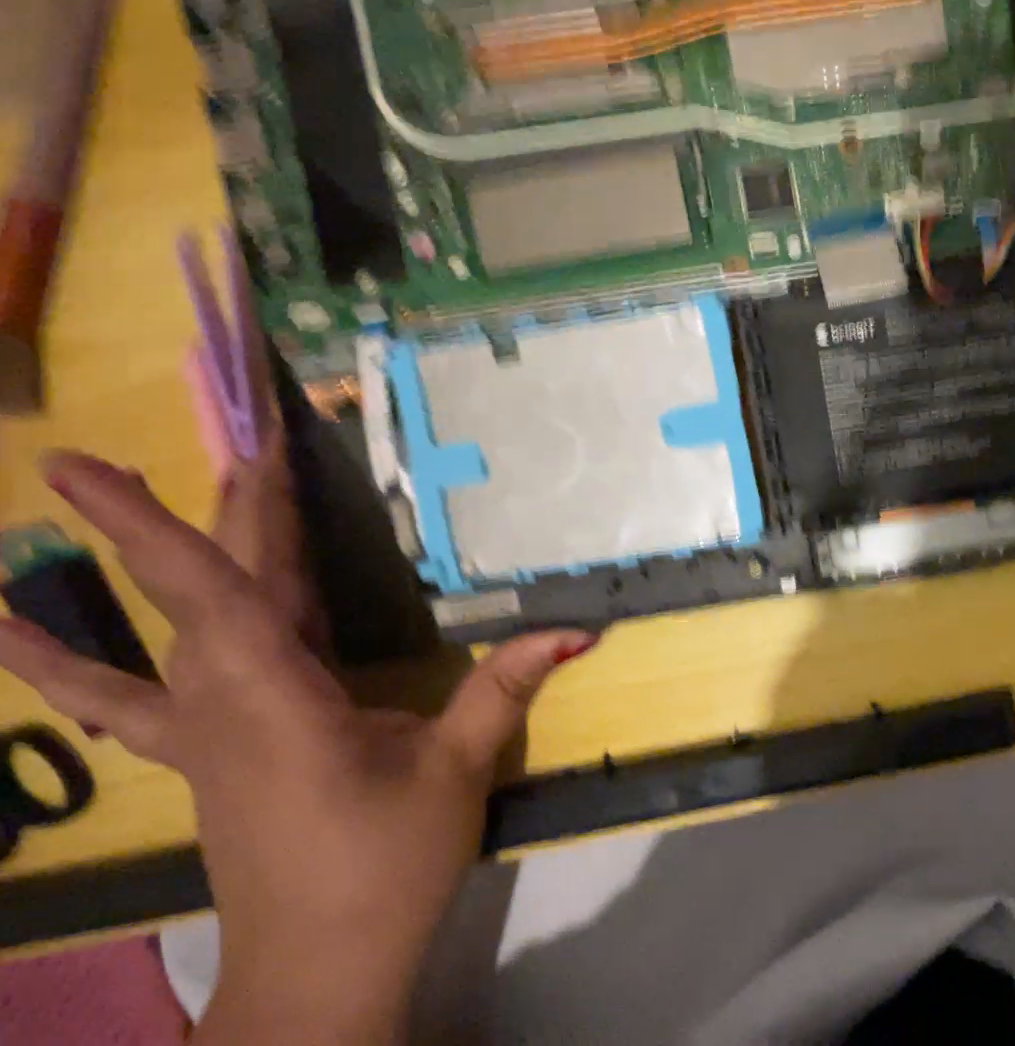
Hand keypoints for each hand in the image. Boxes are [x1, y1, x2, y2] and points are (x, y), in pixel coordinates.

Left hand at [0, 447, 595, 1043]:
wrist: (322, 960)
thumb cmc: (388, 862)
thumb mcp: (456, 771)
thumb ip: (504, 690)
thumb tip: (573, 630)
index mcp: (275, 699)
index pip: (210, 594)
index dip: (155, 525)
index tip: (88, 466)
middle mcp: (220, 703)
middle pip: (202, 591)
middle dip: (215, 511)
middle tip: (239, 439)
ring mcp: (202, 731)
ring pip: (174, 626)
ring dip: (164, 558)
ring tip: (121, 491)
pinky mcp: (208, 754)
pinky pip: (128, 697)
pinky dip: (68, 663)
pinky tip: (9, 635)